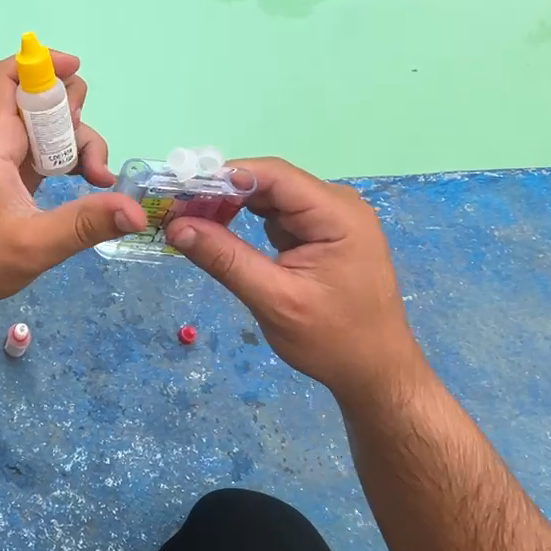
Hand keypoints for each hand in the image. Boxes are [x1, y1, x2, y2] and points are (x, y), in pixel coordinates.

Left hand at [0, 50, 145, 317]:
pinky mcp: (11, 179)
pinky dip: (68, 160)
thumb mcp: (36, 245)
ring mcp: (4, 161)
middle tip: (92, 158)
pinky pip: (44, 153)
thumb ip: (86, 224)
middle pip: (37, 101)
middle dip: (72, 114)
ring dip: (76, 143)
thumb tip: (137, 211)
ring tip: (98, 180)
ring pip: (46, 129)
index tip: (74, 69)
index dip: (37, 63)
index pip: (4, 79)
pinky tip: (89, 184)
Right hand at [167, 158, 425, 404]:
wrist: (375, 375)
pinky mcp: (317, 231)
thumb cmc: (334, 341)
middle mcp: (336, 205)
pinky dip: (242, 218)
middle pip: (268, 181)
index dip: (223, 176)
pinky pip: (273, 212)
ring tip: (187, 219)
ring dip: (228, 204)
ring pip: (267, 195)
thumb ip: (225, 259)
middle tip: (175, 209)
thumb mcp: (274, 301)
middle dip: (220, 191)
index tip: (179, 191)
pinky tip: (215, 229)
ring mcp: (328, 217)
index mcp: (338, 215)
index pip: (273, 175)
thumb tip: (176, 227)